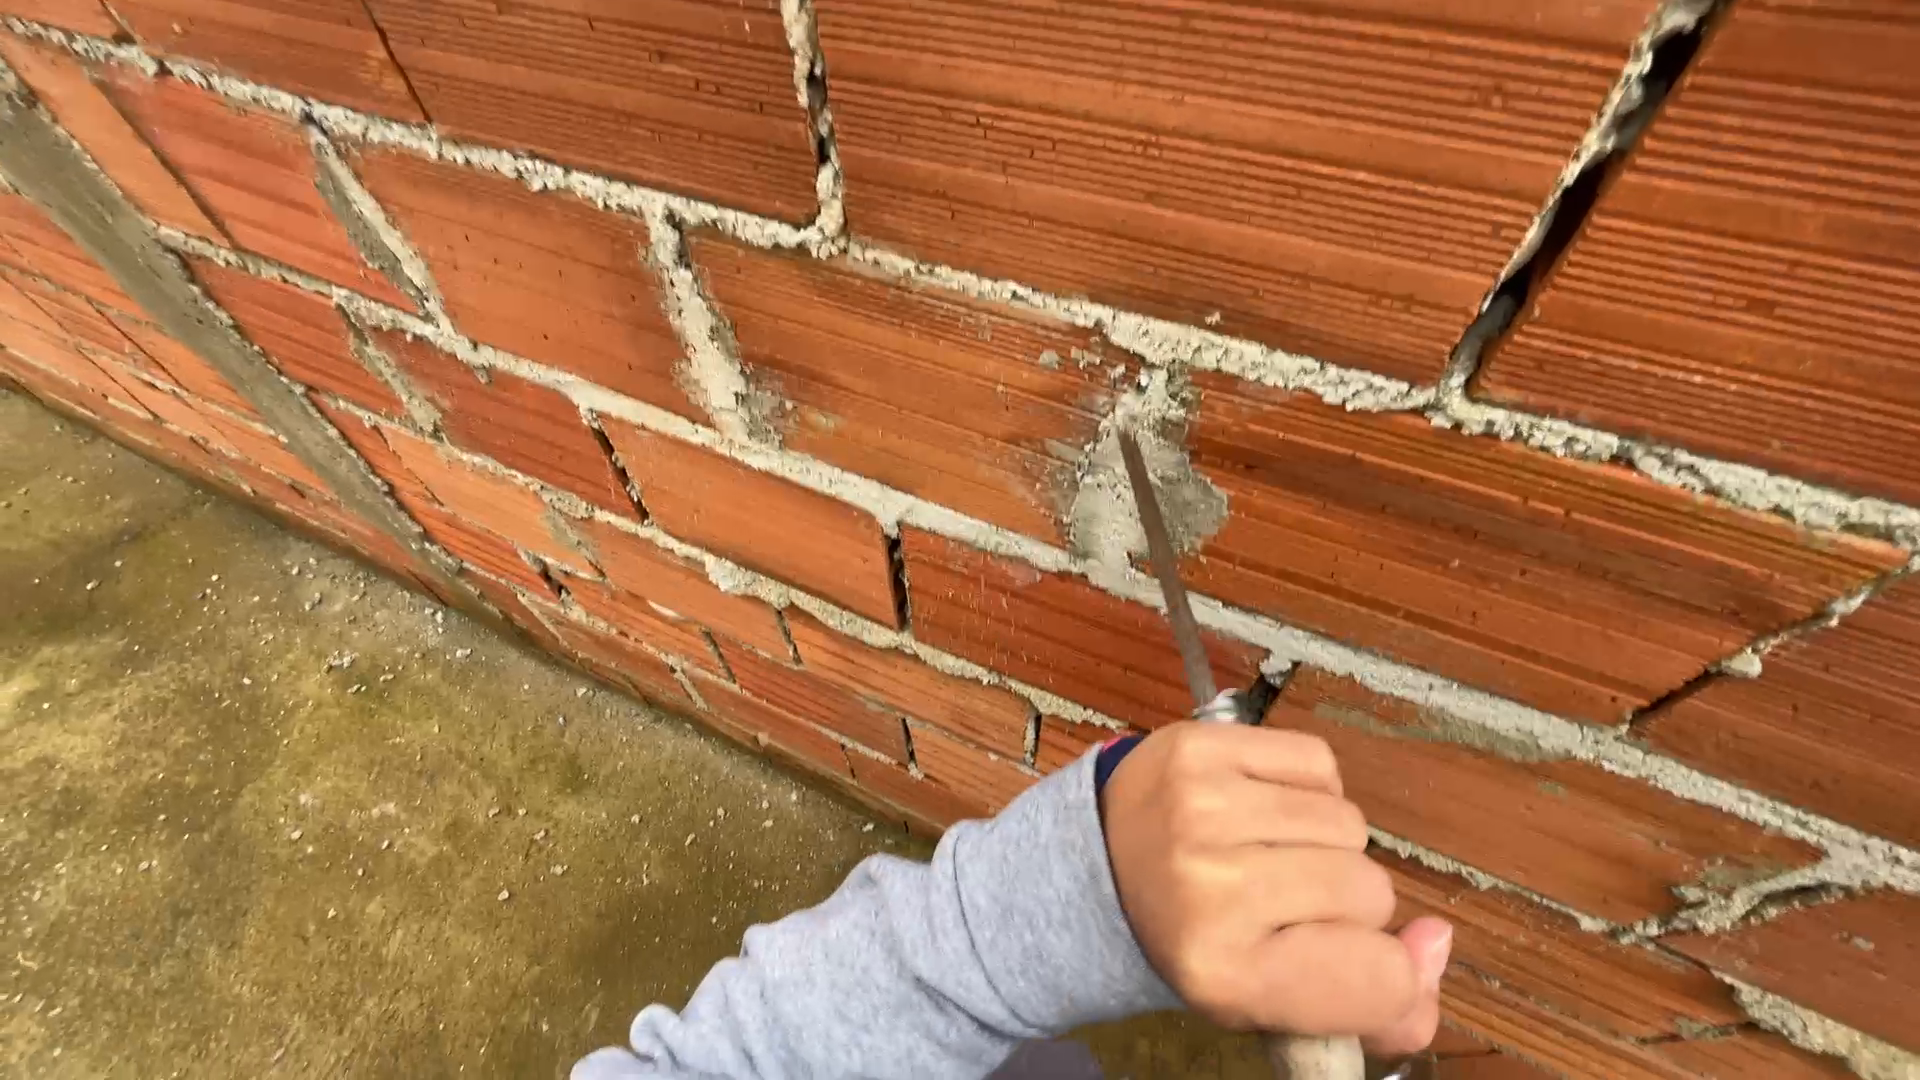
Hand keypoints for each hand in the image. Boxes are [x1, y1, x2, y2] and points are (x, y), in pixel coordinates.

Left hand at [1100, 722, 1450, 1054]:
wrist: (1102, 857)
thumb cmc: (1190, 932)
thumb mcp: (1267, 999)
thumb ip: (1372, 1004)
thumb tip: (1438, 938)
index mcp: (1223, 972)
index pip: (1378, 978)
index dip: (1380, 969)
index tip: (1336, 952)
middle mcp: (1209, 884)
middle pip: (1368, 890)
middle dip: (1344, 899)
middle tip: (1282, 896)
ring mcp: (1201, 804)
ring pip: (1347, 821)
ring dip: (1324, 839)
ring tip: (1268, 847)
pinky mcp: (1199, 745)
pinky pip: (1317, 761)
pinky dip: (1308, 785)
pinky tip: (1265, 802)